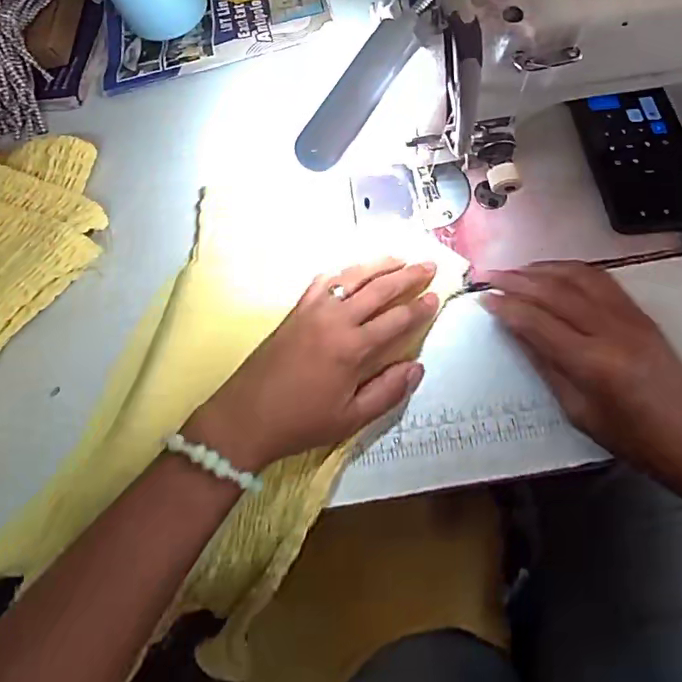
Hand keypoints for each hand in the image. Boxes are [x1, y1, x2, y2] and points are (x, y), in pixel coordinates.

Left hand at [185, 258, 438, 471]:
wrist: (245, 417)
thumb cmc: (301, 422)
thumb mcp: (350, 419)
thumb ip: (387, 392)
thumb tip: (416, 367)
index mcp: (353, 348)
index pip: (397, 320)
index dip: (420, 308)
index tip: (436, 297)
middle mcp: (336, 319)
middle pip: (379, 289)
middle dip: (408, 275)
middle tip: (428, 265)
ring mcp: (313, 310)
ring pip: (353, 277)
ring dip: (379, 265)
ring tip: (399, 259)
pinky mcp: (296, 310)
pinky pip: (323, 281)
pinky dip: (342, 272)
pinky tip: (352, 272)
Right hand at [481, 262, 681, 486]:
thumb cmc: (634, 440)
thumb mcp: (579, 412)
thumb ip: (547, 365)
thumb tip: (516, 330)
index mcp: (594, 363)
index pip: (539, 322)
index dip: (507, 307)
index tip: (483, 298)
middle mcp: (612, 329)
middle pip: (555, 292)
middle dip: (518, 280)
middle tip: (490, 275)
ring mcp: (630, 315)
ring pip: (578, 276)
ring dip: (543, 268)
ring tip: (517, 270)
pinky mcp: (640, 312)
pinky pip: (601, 279)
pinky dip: (571, 269)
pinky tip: (555, 272)